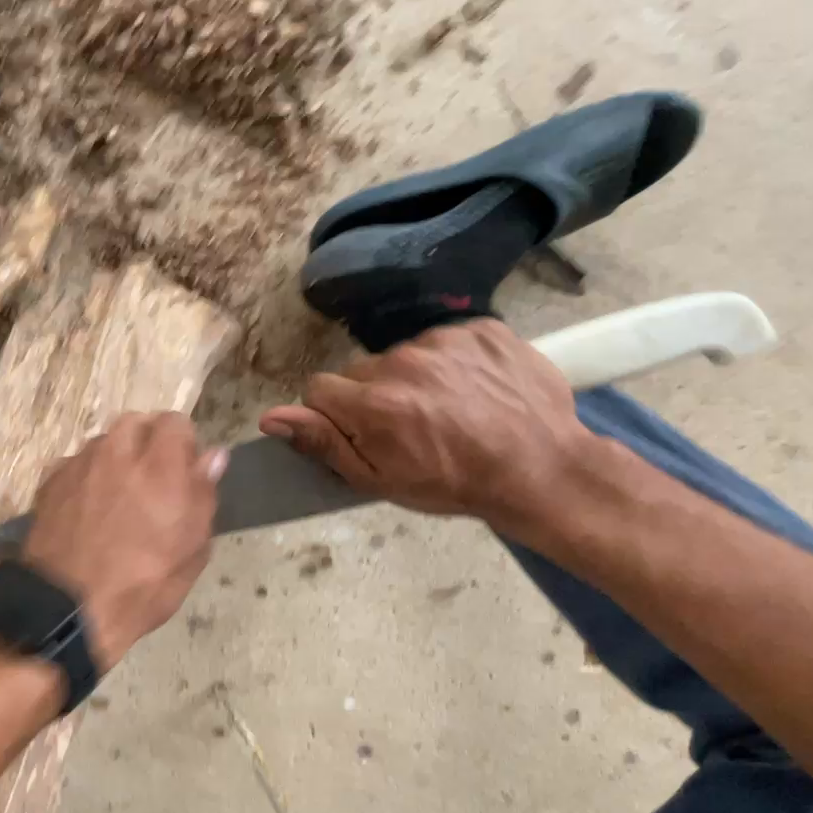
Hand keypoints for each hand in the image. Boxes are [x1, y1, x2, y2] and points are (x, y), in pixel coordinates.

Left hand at [21, 413, 226, 671]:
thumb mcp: (193, 550)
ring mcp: (78, 464)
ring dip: (114, 457)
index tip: (184, 471)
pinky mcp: (49, 480)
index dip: (183, 444)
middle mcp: (117, 452)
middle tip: (151, 480)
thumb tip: (212, 457)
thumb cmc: (143, 584)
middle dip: (146, 442)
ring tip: (117, 496)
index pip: (175, 422)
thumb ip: (203, 494)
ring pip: (101, 442)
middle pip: (134, 423)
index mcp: (160, 465)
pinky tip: (86, 508)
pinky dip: (85, 476)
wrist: (68, 606)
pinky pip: (74, 463)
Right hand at [258, 320, 601, 526]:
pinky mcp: (482, 329)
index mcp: (372, 402)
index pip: (318, 389)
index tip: (360, 433)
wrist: (543, 469)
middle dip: (372, 395)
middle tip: (408, 426)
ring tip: (447, 408)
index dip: (333, 414)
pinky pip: (446, 340)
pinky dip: (453, 362)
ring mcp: (445, 341)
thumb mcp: (376, 478)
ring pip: (402, 354)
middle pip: (360, 371)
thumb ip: (321, 443)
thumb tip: (269, 418)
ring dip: (413, 377)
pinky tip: (474, 390)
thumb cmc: (452, 483)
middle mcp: (402, 361)